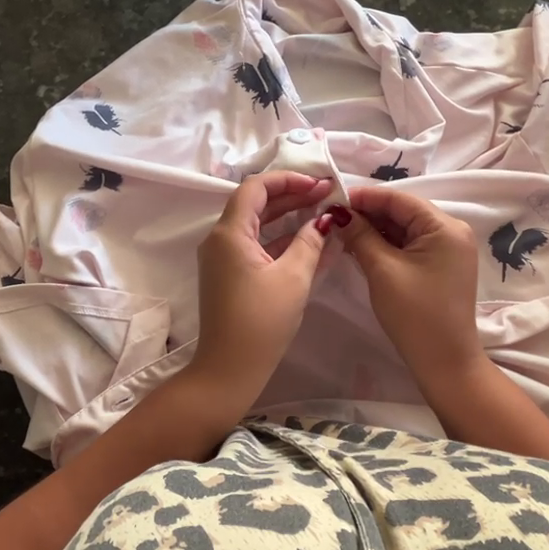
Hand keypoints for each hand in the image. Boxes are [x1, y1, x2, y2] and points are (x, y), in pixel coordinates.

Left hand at [191, 171, 341, 397]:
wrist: (228, 370)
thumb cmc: (260, 322)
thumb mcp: (293, 278)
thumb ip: (310, 242)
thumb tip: (326, 219)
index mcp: (229, 233)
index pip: (256, 188)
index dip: (288, 179)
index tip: (319, 184)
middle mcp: (221, 239)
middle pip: (256, 203)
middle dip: (292, 195)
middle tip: (328, 195)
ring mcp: (224, 258)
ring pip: (258, 224)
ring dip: (289, 216)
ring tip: (325, 213)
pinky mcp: (231, 274)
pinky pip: (258, 246)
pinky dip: (283, 240)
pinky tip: (313, 240)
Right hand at [337, 185, 484, 373]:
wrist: (444, 362)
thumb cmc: (415, 313)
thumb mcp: (382, 270)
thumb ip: (359, 234)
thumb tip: (337, 212)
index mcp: (445, 227)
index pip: (399, 198)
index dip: (364, 197)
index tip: (331, 201)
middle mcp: (452, 231)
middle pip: (402, 210)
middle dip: (367, 212)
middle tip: (332, 218)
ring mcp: (448, 249)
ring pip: (404, 227)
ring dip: (374, 228)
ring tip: (341, 231)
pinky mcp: (440, 264)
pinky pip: (409, 243)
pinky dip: (385, 243)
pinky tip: (360, 246)